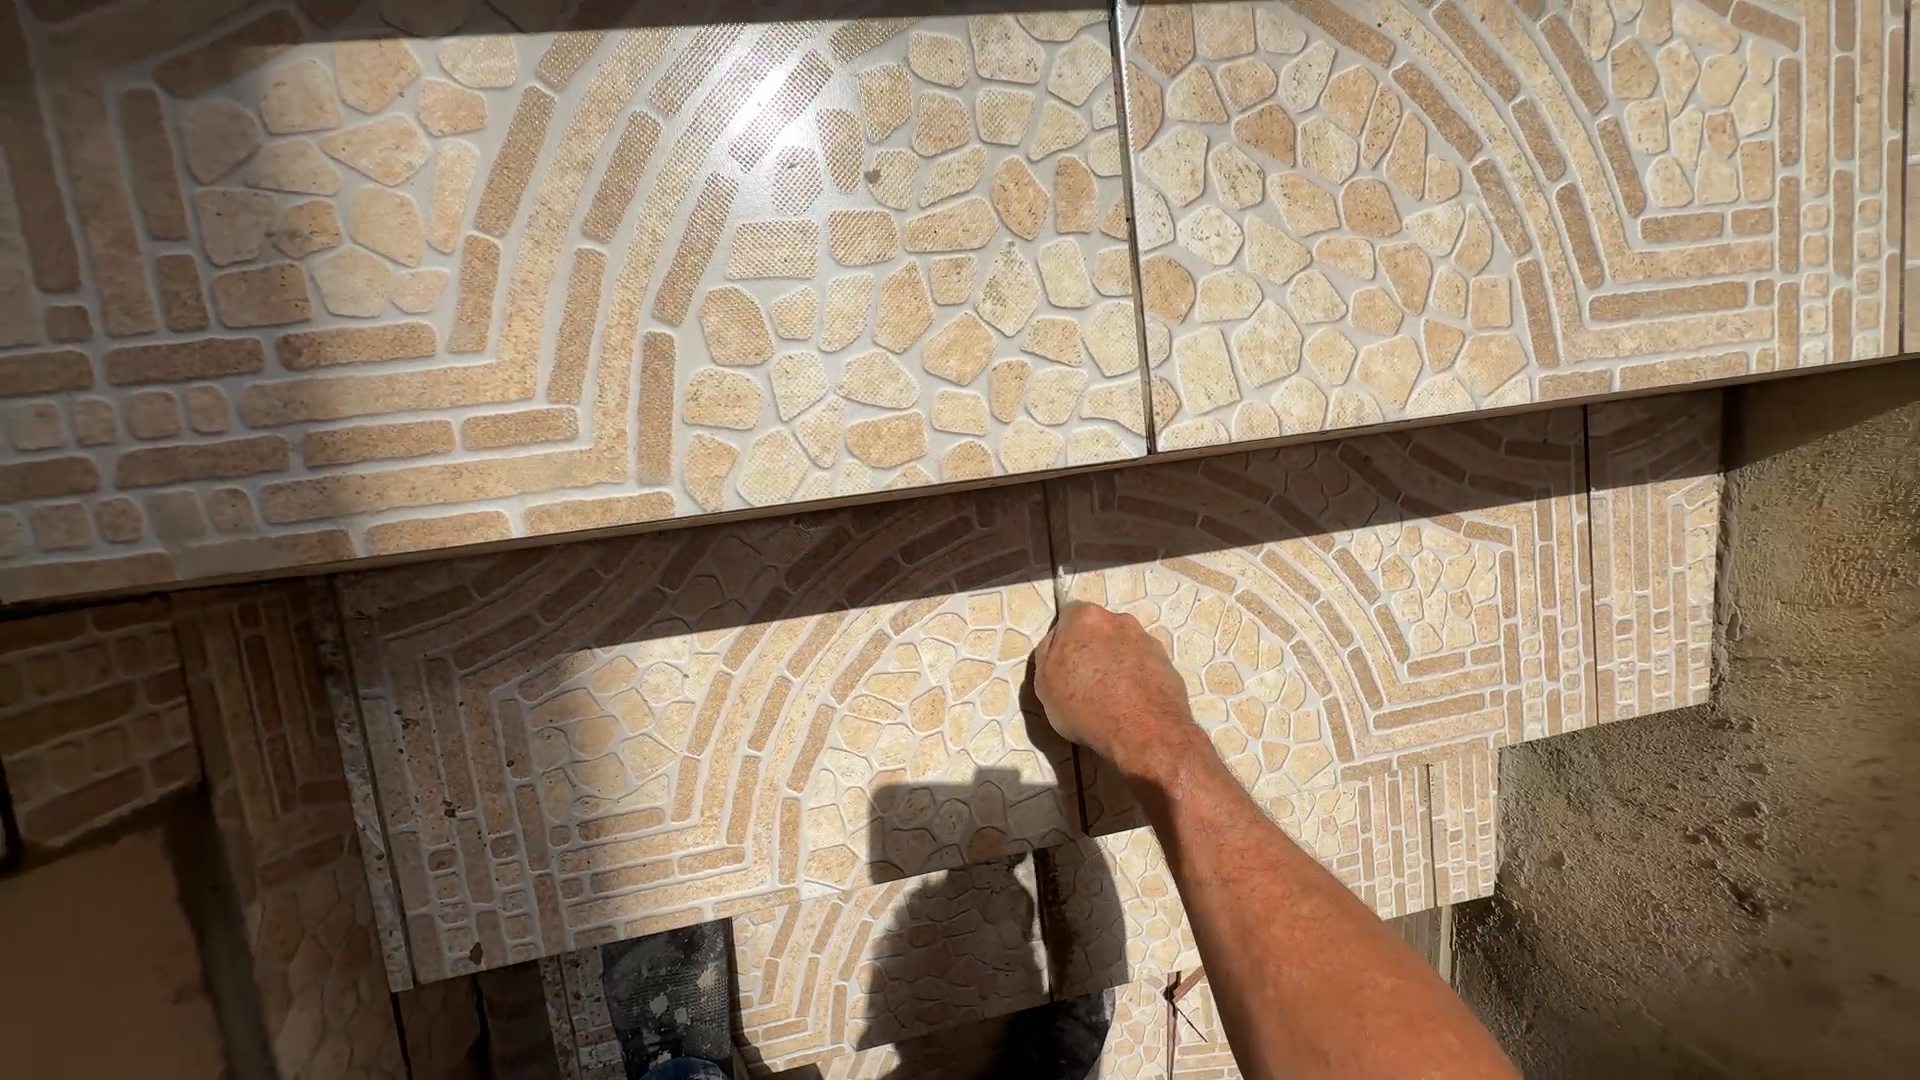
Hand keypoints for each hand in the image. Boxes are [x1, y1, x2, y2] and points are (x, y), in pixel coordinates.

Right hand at [1032, 601, 1198, 776]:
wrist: (1144, 733)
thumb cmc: (1085, 706)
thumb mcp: (1044, 683)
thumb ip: (1047, 653)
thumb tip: (1057, 642)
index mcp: (1086, 618)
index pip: (1069, 616)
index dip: (1064, 640)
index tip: (1063, 665)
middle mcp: (1120, 621)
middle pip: (1099, 630)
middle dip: (1092, 649)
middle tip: (1085, 682)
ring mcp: (1148, 642)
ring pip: (1124, 648)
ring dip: (1117, 665)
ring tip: (1112, 698)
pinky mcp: (1169, 665)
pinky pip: (1145, 668)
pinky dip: (1137, 680)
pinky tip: (1132, 705)